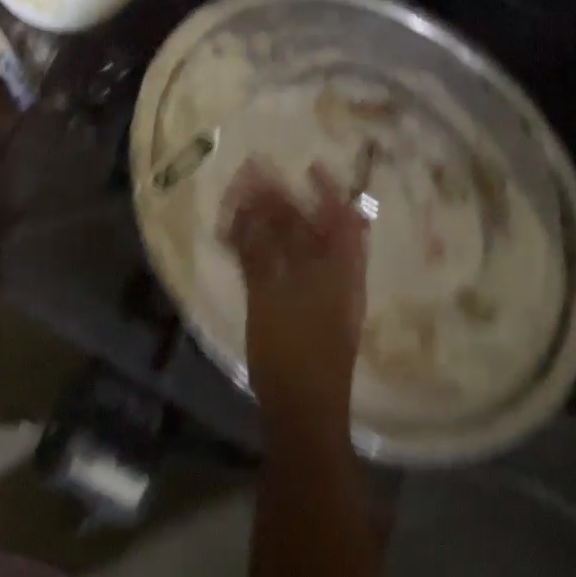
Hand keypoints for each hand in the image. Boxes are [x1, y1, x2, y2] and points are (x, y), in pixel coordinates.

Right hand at [219, 160, 369, 433]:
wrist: (301, 411)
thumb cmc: (296, 353)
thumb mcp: (275, 297)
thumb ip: (261, 251)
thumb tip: (252, 209)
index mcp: (340, 272)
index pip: (342, 220)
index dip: (328, 191)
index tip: (307, 165)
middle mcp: (329, 278)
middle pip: (309, 229)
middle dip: (281, 201)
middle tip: (250, 177)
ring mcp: (308, 295)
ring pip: (288, 248)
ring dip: (264, 224)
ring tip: (236, 202)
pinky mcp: (287, 310)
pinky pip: (272, 268)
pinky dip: (255, 250)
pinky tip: (234, 240)